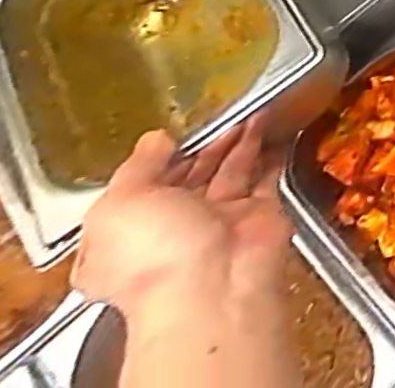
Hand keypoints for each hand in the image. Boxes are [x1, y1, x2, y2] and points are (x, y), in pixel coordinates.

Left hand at [74, 117, 293, 318]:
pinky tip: (274, 130)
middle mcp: (171, 231)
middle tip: (221, 114)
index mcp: (123, 238)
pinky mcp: (258, 213)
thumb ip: (137, 167)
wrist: (215, 282)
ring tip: (251, 111)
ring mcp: (218, 222)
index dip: (156, 159)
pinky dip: (271, 153)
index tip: (173, 132)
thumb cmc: (153, 252)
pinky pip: (266, 176)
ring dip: (240, 141)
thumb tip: (155, 140)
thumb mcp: (120, 205)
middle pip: (190, 178)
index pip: (139, 189)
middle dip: (205, 146)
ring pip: (230, 171)